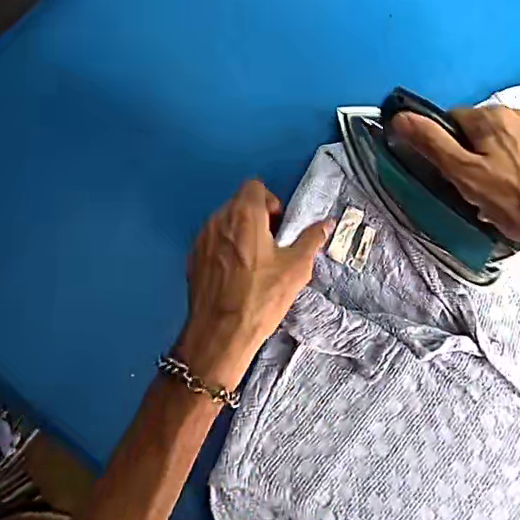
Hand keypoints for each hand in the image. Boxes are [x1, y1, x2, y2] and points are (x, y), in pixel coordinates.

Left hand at [173, 179, 332, 391]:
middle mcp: (219, 219)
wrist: (220, 333)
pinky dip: (225, 247)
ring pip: (225, 221)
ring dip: (241, 231)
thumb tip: (326, 224)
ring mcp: (202, 238)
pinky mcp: (192, 256)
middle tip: (271, 243)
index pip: (255, 186)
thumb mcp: (296, 268)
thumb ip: (311, 239)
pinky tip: (236, 273)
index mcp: (244, 215)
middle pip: (239, 202)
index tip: (279, 224)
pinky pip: (213, 240)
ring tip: (255, 261)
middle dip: (257, 216)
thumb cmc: (260, 298)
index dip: (271, 200)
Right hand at [391, 106, 519, 251]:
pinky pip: (513, 154)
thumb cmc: (515, 201)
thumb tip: (401, 117)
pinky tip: (512, 194)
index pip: (449, 122)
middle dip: (466, 159)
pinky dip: (507, 170)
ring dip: (486, 166)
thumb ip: (430, 142)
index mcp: (491, 116)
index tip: (453, 175)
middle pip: (471, 133)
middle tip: (472, 189)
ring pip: (492, 145)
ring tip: (494, 196)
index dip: (445, 150)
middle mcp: (514, 115)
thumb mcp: (463, 174)